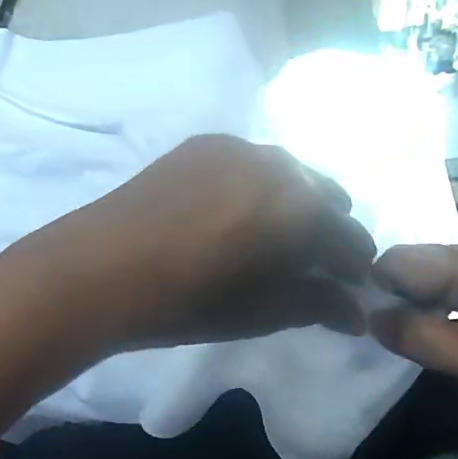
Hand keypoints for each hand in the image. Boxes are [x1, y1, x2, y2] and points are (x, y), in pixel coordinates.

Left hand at [21, 134, 376, 348]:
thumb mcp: (261, 312)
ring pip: (287, 174)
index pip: (350, 238)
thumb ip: (317, 304)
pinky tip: (231, 212)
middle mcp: (279, 166)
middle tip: (310, 263)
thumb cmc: (187, 302)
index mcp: (303, 209)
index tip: (347, 288)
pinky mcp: (202, 145)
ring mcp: (238, 148)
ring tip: (272, 236)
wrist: (99, 269)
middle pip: (325, 196)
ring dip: (294, 203)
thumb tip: (357, 313)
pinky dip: (256, 186)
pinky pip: (248, 162)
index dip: (353, 267)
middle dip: (328, 230)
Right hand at [370, 235, 457, 436]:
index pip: (404, 260)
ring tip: (429, 350)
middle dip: (404, 302)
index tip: (370, 331)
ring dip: (431, 310)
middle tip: (401, 349)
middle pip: (425, 265)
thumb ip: (432, 343)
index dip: (379, 291)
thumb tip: (373, 319)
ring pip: (447, 278)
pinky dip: (457, 312)